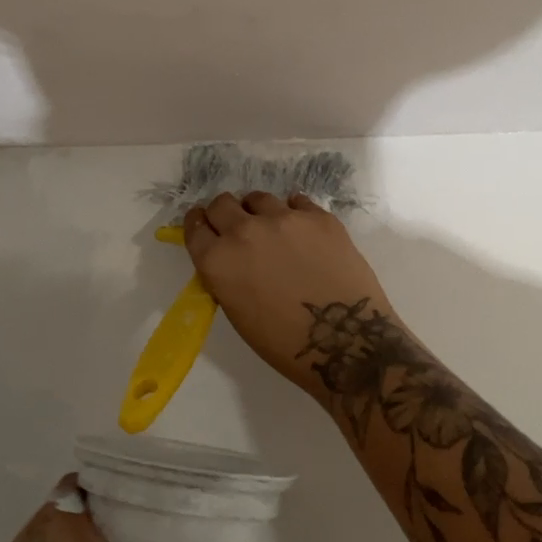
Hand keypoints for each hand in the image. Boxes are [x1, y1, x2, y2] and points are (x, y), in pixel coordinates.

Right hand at [183, 191, 394, 392]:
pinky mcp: (318, 216)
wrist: (346, 339)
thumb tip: (230, 260)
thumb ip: (226, 277)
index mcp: (218, 261)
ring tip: (272, 229)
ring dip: (258, 211)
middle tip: (236, 228)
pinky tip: (302, 232)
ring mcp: (283, 219)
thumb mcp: (238, 313)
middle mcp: (245, 231)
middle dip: (225, 214)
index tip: (204, 225)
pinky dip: (293, 213)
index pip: (195, 227)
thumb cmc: (285, 343)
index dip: (198, 225)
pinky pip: (296, 201)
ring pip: (259, 198)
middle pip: (222, 203)